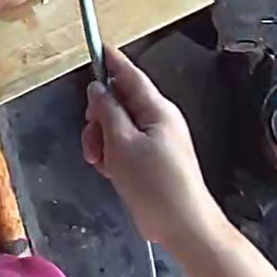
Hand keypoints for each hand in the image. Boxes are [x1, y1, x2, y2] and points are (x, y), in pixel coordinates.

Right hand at [81, 46, 222, 246]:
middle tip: (91, 136)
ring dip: (102, 137)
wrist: (184, 229)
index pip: (130, 74)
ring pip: (117, 124)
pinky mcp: (152, 158)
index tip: (96, 48)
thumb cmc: (155, 185)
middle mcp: (158, 119)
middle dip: (98, 115)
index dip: (111, 61)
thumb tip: (97, 88)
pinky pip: (124, 143)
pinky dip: (112, 151)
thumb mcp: (122, 144)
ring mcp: (156, 139)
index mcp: (156, 109)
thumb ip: (107, 111)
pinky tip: (109, 169)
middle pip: (119, 101)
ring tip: (100, 160)